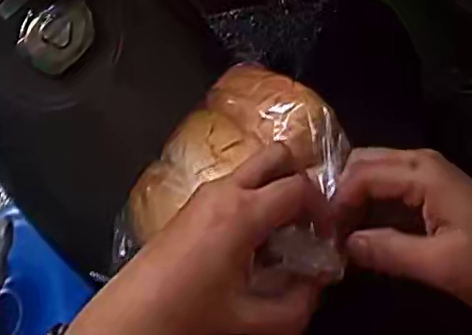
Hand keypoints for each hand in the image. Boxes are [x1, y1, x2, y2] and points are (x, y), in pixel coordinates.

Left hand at [70, 144, 336, 334]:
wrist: (138, 311)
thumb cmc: (194, 315)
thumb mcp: (256, 322)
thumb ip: (298, 301)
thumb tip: (318, 279)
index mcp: (243, 212)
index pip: (299, 186)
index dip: (325, 207)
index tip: (333, 234)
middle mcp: (225, 188)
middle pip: (275, 154)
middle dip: (302, 177)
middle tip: (313, 218)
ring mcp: (207, 189)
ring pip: (255, 167)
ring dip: (278, 187)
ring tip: (289, 232)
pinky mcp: (196, 200)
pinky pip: (237, 183)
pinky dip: (257, 196)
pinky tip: (261, 238)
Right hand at [336, 148, 471, 334]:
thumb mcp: (442, 267)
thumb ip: (389, 252)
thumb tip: (344, 244)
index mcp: (421, 170)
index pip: (362, 174)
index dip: (338, 199)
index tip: (323, 231)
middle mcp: (420, 159)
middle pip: (364, 163)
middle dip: (341, 192)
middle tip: (327, 228)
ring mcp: (429, 171)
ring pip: (376, 172)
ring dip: (356, 197)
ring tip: (341, 230)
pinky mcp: (435, 187)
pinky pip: (392, 184)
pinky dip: (374, 202)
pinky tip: (367, 228)